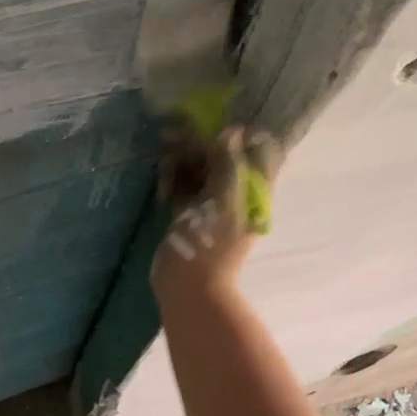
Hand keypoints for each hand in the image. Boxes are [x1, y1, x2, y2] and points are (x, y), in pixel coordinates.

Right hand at [149, 126, 279, 305]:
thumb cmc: (209, 244)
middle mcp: (236, 195)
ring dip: (181, 162)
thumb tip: (231, 131)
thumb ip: (228, 163)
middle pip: (221, 159)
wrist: (190, 289)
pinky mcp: (189, 217)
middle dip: (198, 145)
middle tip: (170, 137)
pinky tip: (161, 184)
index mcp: (253, 190)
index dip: (234, 135)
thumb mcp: (222, 199)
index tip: (209, 126)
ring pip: (199, 173)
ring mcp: (211, 207)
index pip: (254, 152)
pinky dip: (173, 182)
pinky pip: (183, 191)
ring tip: (163, 159)